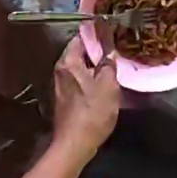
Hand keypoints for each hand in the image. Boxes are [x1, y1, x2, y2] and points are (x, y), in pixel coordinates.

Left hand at [51, 34, 119, 156]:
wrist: (74, 144)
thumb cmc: (92, 112)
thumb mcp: (108, 85)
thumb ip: (108, 64)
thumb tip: (110, 51)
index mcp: (68, 62)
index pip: (81, 37)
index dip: (96, 34)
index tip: (112, 32)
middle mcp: (60, 70)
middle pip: (79, 52)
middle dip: (97, 50)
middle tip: (116, 49)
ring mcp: (61, 84)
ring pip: (80, 67)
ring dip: (95, 65)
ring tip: (113, 65)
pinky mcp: (65, 97)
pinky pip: (79, 79)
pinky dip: (90, 77)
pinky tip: (104, 82)